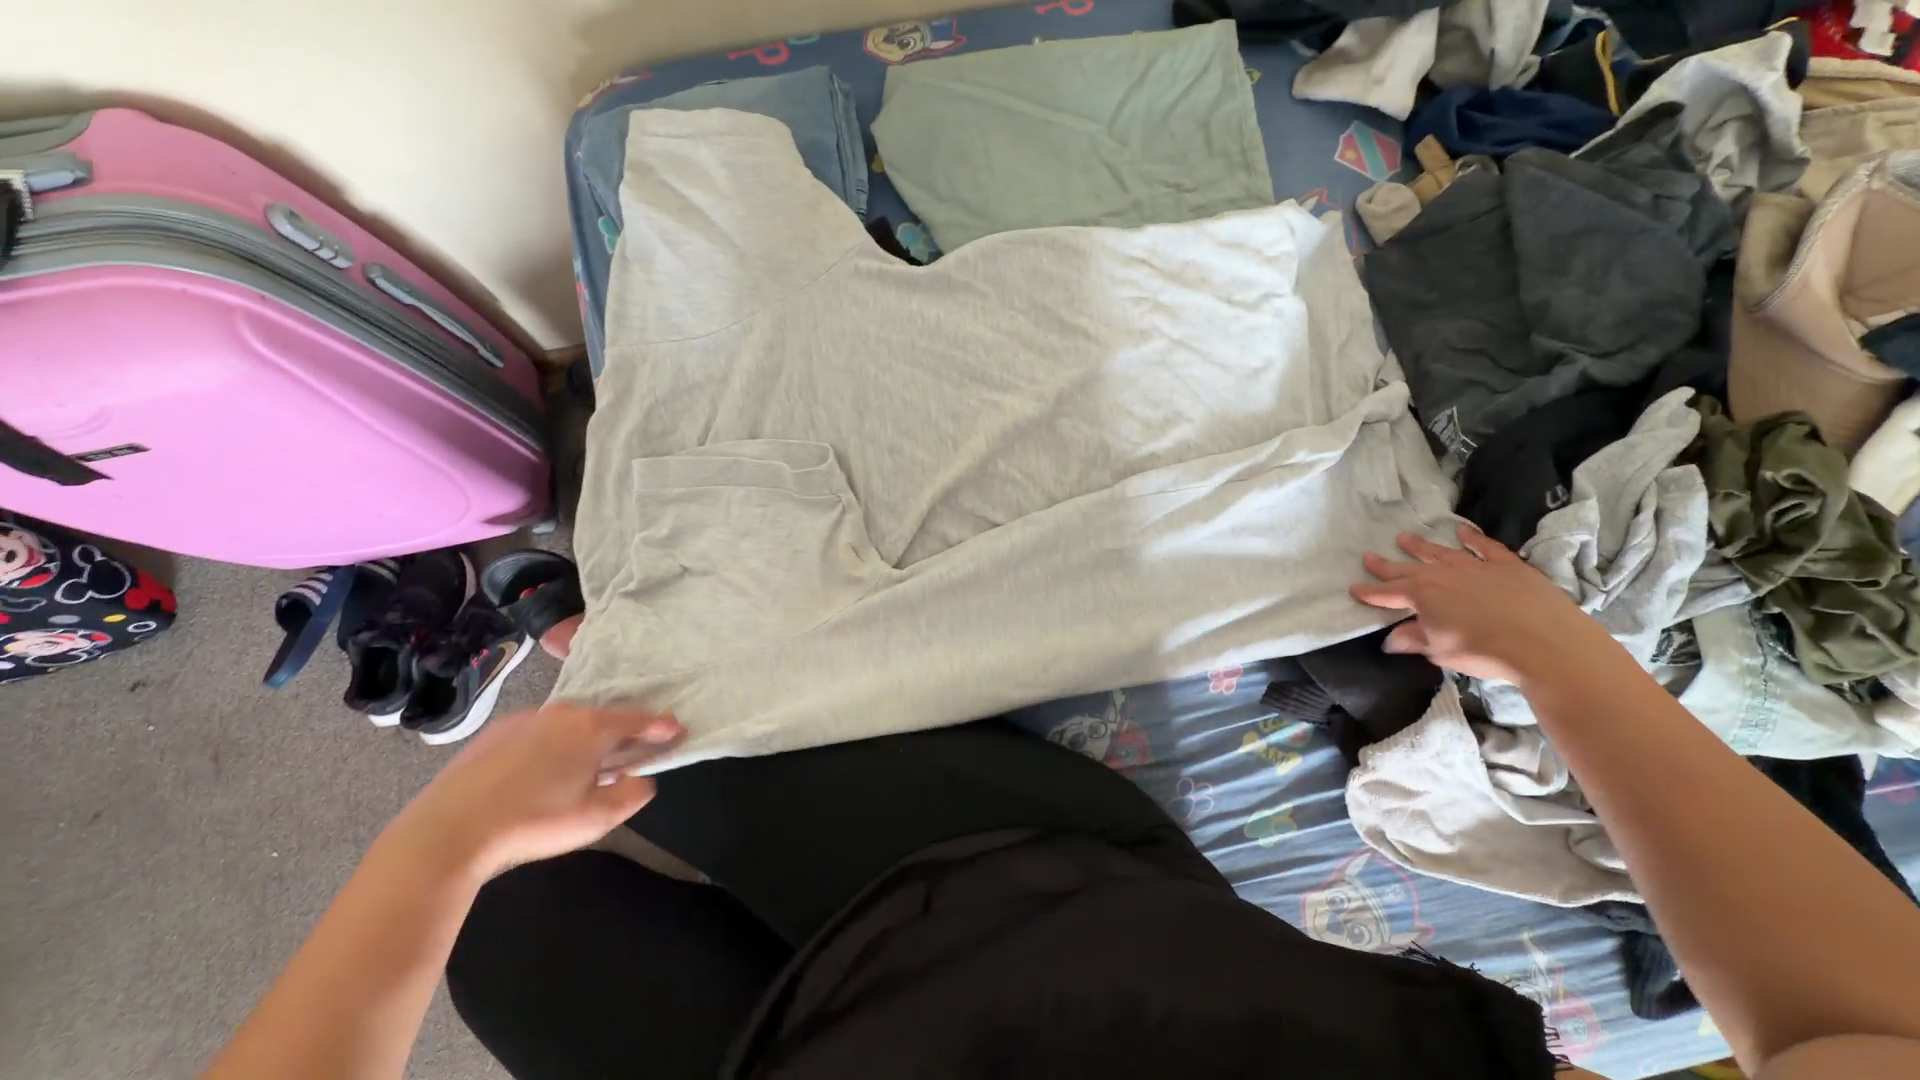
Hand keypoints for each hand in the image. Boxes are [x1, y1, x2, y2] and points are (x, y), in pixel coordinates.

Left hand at [387, 704, 684, 879]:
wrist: (448, 831)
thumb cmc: (532, 822)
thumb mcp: (595, 818)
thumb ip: (631, 794)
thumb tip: (641, 778)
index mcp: (591, 729)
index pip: (637, 721)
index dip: (660, 727)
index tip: (677, 730)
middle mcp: (560, 714)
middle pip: (601, 719)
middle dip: (620, 734)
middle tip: (630, 753)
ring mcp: (523, 720)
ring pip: (567, 725)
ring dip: (582, 741)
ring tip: (584, 767)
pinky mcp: (493, 734)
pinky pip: (536, 734)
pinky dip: (550, 746)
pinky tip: (539, 774)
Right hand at [1349, 525, 1622, 685]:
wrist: (1545, 642)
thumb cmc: (1484, 650)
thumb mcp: (1440, 651)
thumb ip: (1414, 640)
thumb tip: (1391, 639)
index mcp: (1422, 595)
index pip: (1387, 593)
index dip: (1369, 592)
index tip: (1353, 588)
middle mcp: (1443, 574)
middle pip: (1408, 568)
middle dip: (1386, 565)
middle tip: (1369, 557)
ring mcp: (1476, 566)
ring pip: (1441, 553)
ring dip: (1421, 546)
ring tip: (1404, 537)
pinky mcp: (1508, 566)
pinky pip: (1484, 547)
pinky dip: (1472, 538)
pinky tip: (1462, 531)